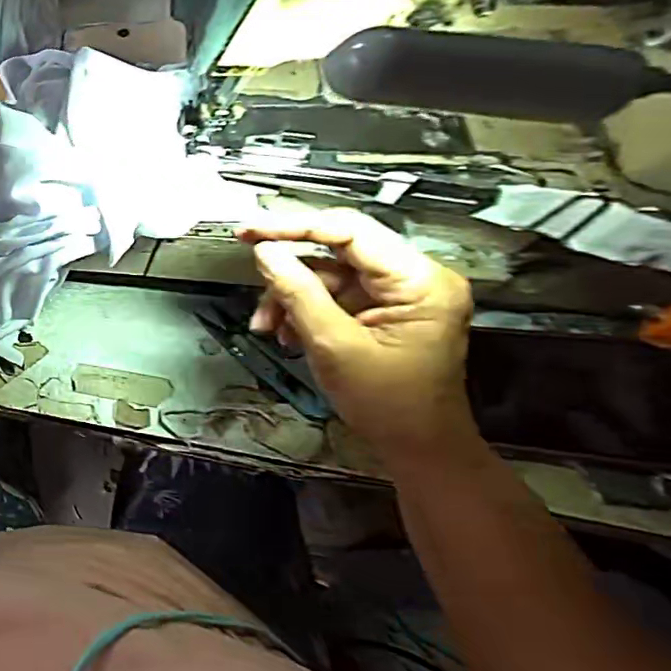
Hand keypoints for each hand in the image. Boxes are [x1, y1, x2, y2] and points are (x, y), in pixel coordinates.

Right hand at [239, 208, 478, 459]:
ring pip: (325, 273)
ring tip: (267, 325)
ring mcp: (397, 293)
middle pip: (335, 250)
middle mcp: (414, 278)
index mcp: (420, 281)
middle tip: (250, 267)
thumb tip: (265, 252)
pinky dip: (301, 309)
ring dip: (289, 296)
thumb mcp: (332, 344)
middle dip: (288, 269)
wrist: (417, 444)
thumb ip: (297, 292)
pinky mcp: (380, 307)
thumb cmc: (388, 402)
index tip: (250, 232)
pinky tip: (285, 331)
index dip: (294, 227)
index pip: (349, 232)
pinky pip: (330, 293)